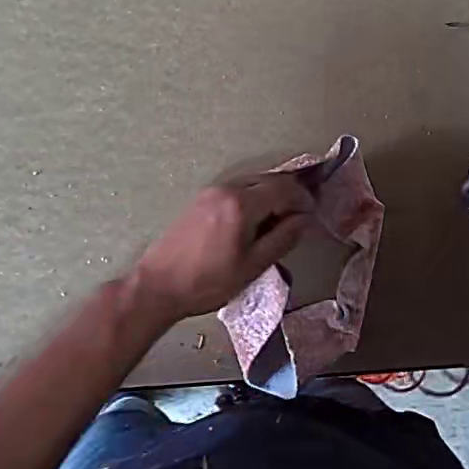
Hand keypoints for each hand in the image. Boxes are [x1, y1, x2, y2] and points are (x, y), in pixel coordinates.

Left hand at [128, 174, 314, 323]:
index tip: (311, 214)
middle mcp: (226, 190)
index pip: (285, 188)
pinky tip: (253, 223)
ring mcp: (210, 192)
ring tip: (277, 223)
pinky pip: (237, 191)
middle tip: (298, 219)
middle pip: (269, 181)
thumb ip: (284, 238)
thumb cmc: (208, 282)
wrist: (157, 288)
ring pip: (253, 184)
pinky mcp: (200, 200)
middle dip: (289, 196)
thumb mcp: (254, 265)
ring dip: (271, 197)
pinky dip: (253, 199)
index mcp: (242, 204)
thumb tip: (304, 219)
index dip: (303, 199)